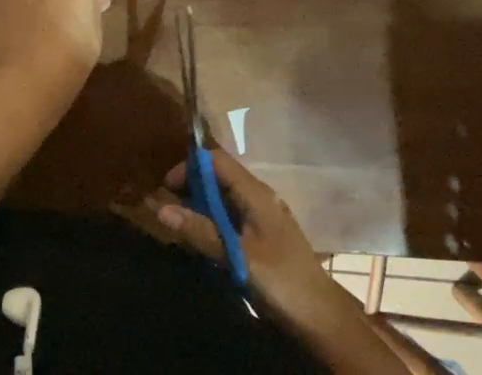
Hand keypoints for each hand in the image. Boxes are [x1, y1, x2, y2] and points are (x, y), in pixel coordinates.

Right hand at [147, 149, 342, 333]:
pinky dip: (212, 224)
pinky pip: (231, 219)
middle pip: (219, 178)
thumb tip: (160, 208)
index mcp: (256, 194)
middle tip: (167, 208)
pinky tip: (200, 241)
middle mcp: (259, 199)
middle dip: (191, 187)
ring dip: (199, 207)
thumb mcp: (237, 256)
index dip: (190, 167)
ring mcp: (262, 219)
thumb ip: (200, 231)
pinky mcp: (262, 238)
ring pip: (224, 199)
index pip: (217, 161)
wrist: (322, 319)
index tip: (166, 187)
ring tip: (178, 225)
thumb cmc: (282, 282)